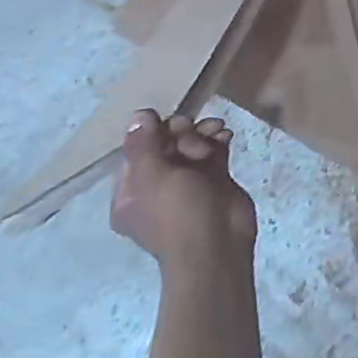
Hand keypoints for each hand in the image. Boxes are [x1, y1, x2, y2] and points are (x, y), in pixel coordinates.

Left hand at [112, 110, 256, 274]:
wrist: (217, 243)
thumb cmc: (177, 213)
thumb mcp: (153, 178)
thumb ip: (145, 145)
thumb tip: (138, 114)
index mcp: (131, 192)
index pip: (137, 153)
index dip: (153, 133)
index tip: (171, 122)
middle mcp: (157, 186)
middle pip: (166, 147)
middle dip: (182, 133)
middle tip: (195, 128)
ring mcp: (188, 183)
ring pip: (192, 147)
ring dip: (203, 133)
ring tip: (217, 130)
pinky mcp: (215, 180)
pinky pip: (215, 153)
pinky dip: (219, 141)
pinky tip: (227, 135)